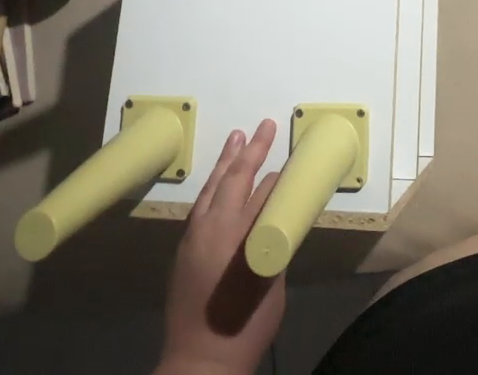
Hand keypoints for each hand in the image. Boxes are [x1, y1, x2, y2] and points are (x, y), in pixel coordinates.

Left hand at [158, 120, 283, 374]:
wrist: (200, 360)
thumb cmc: (246, 325)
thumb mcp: (273, 283)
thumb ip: (274, 243)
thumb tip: (280, 217)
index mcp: (242, 237)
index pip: (265, 192)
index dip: (280, 174)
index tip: (293, 157)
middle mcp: (214, 228)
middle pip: (235, 180)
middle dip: (252, 151)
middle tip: (265, 126)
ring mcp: (194, 236)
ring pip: (212, 188)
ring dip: (226, 162)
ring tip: (237, 138)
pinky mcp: (184, 248)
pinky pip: (200, 204)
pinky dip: (212, 185)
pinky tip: (219, 179)